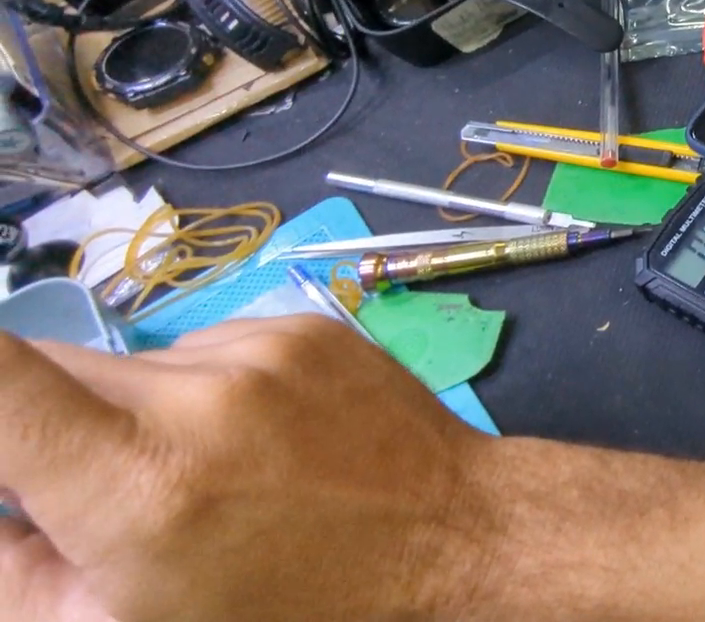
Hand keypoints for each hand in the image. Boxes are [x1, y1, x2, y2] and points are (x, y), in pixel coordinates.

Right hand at [0, 315, 500, 621]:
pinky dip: (207, 384)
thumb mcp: (116, 619)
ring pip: (143, 364)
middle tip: (100, 479)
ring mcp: (271, 346)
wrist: (446, 522)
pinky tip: (257, 431)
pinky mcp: (316, 327)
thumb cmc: (291, 598)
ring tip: (206, 463)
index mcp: (141, 477)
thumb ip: (15, 563)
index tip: (0, 417)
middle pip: (60, 373)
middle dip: (50, 425)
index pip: (3, 380)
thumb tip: (5, 496)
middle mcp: (207, 390)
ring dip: (140, 408)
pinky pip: (216, 347)